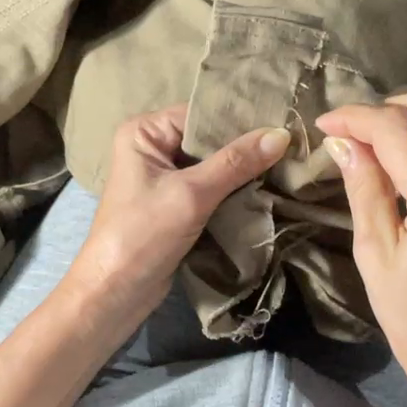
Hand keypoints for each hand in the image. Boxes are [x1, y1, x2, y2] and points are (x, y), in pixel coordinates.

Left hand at [66, 106, 290, 321]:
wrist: (115, 292)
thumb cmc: (142, 235)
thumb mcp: (192, 194)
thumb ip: (236, 162)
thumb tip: (282, 134)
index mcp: (144, 132)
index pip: (200, 113)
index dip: (239, 119)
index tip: (283, 122)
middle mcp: (152, 147)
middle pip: (209, 138)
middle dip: (245, 146)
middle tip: (292, 145)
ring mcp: (164, 177)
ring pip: (213, 164)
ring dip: (243, 170)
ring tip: (287, 164)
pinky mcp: (175, 204)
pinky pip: (211, 187)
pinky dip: (234, 190)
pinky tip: (266, 188)